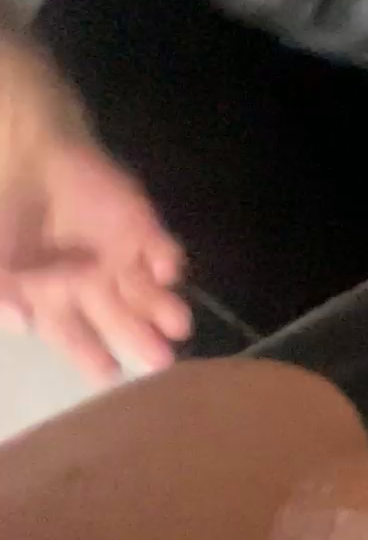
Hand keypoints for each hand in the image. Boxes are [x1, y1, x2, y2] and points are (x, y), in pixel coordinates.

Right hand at [0, 141, 189, 381]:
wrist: (30, 161)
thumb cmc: (2, 215)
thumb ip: (3, 291)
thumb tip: (20, 326)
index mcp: (49, 291)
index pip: (71, 330)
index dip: (88, 354)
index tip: (106, 378)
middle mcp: (90, 278)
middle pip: (118, 314)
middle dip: (138, 338)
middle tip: (160, 363)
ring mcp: (120, 252)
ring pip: (146, 288)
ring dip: (162, 306)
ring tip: (178, 327)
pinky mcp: (143, 227)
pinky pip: (160, 247)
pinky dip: (165, 260)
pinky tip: (167, 274)